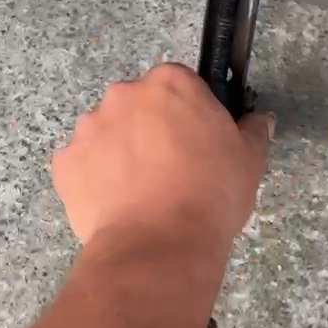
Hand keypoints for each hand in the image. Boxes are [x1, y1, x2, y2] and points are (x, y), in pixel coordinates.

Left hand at [52, 63, 273, 258]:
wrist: (159, 244)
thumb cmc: (208, 197)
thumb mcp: (249, 161)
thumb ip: (253, 131)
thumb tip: (260, 121)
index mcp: (170, 84)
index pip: (179, 83)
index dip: (189, 112)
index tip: (196, 138)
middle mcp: (124, 95)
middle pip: (139, 105)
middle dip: (151, 130)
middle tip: (172, 169)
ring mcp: (90, 128)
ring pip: (108, 134)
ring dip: (122, 153)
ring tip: (144, 192)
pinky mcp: (67, 163)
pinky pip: (83, 164)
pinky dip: (97, 179)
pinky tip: (119, 204)